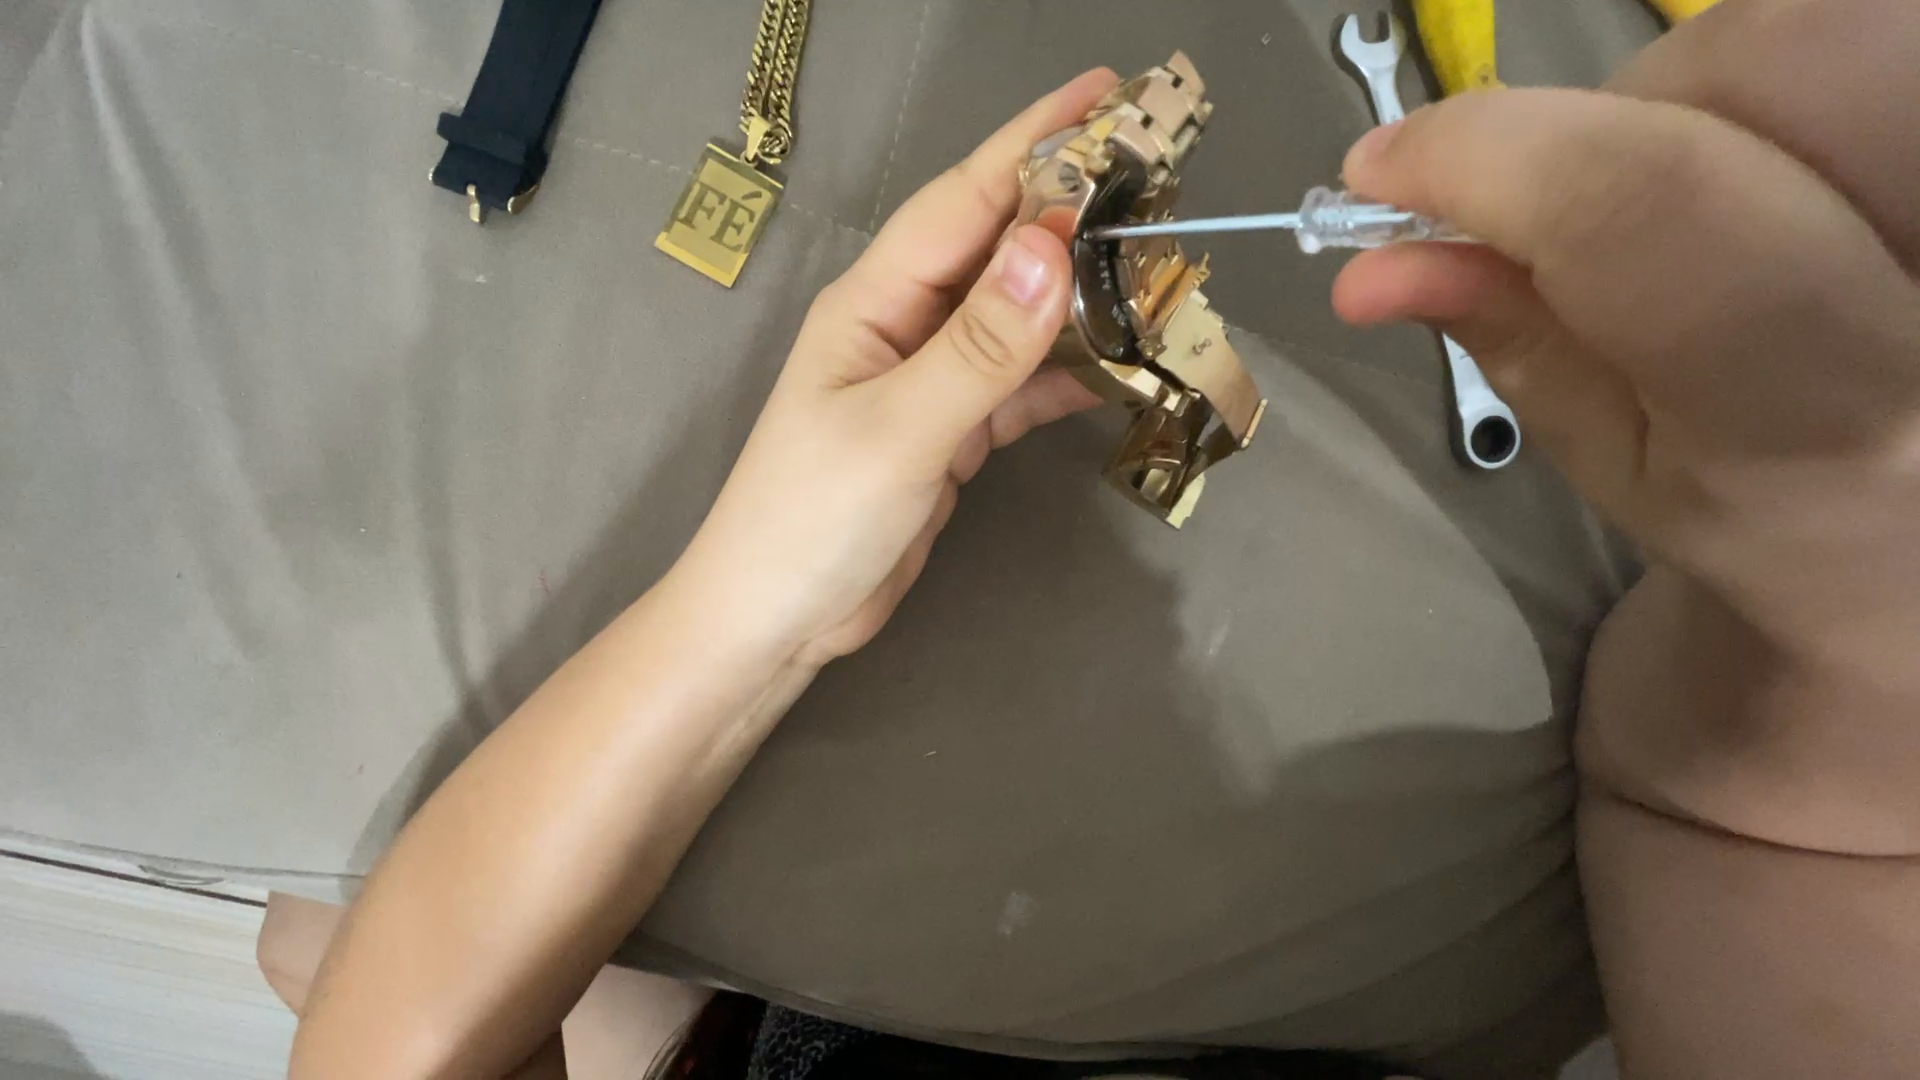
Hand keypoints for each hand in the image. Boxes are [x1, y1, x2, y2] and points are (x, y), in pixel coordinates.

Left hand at [670, 70, 1115, 666]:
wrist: (778, 618)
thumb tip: (1049, 250)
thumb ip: (974, 348)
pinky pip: (1015, 389)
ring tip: (1153, 277)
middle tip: (1157, 187)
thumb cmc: (812, 520)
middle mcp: (902, 328)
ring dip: (1076, 302)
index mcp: (873, 304)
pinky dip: (1061, 378)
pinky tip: (1112, 372)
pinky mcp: (948, 436)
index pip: (962, 203)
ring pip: (1014, 323)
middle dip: (1069, 216)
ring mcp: (927, 383)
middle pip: (995, 254)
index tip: (1109, 95)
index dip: (1033, 146)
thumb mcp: (897, 431)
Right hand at [1332, 0, 1919, 685]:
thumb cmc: (1755, 506)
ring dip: (1708, 84)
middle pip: (1780, 52)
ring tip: (1703, 182)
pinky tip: (1787, 161)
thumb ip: (1504, 339)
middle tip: (1587, 194)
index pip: (1641, 207)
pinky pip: (1877, 28)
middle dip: (1624, 107)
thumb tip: (1370, 269)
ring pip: (1837, 16)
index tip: (1379, 167)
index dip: (1487, 157)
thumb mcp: (1605, 451)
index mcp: (1824, 414)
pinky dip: (1779, 77)